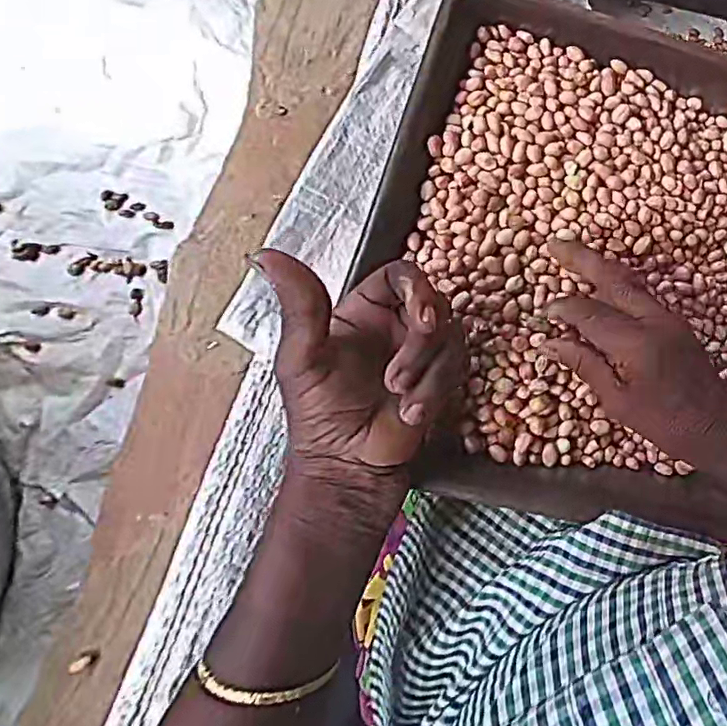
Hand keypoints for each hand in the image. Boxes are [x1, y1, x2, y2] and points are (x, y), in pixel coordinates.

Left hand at [253, 250, 465, 485]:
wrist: (348, 468)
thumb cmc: (318, 417)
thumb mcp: (301, 359)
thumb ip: (298, 306)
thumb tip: (268, 257)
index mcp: (363, 312)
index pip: (400, 276)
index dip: (417, 286)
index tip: (420, 311)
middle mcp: (396, 325)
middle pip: (433, 304)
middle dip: (422, 341)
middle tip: (401, 372)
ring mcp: (421, 351)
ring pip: (450, 335)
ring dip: (428, 370)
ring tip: (399, 396)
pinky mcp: (440, 377)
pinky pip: (458, 366)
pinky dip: (436, 390)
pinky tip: (412, 410)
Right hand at [532, 241, 726, 470]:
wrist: (717, 426)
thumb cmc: (665, 424)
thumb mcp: (618, 402)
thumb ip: (586, 365)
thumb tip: (552, 343)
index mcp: (637, 343)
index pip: (590, 314)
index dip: (564, 309)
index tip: (545, 311)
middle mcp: (654, 321)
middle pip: (613, 279)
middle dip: (582, 259)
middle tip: (555, 244)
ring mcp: (669, 318)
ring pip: (629, 282)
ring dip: (601, 268)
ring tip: (575, 256)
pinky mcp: (676, 322)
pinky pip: (641, 295)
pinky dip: (617, 285)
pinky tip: (603, 285)